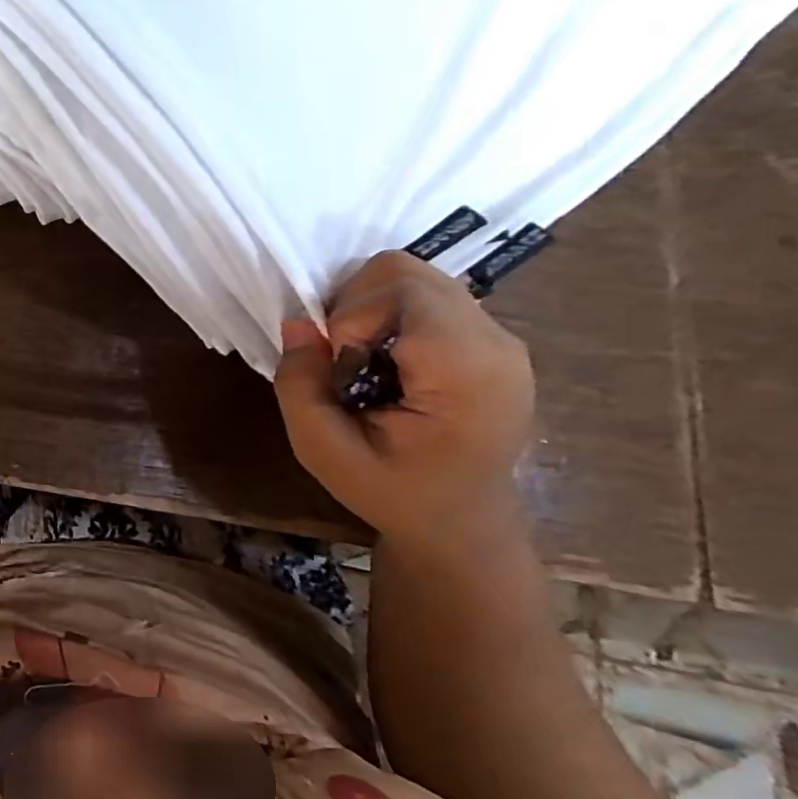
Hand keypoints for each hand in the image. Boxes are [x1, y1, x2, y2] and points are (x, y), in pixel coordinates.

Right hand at [272, 250, 533, 546]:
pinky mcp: (490, 340)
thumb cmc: (393, 493)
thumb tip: (297, 323)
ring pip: (414, 278)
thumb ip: (300, 385)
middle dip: (357, 305)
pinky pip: (427, 298)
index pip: (403, 289)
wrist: (461, 526)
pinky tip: (387, 363)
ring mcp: (499, 338)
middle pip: (407, 272)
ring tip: (363, 360)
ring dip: (371, 308)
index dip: (353, 315)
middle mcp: (495, 342)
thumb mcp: (323, 451)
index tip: (341, 368)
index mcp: (468, 371)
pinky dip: (391, 316)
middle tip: (343, 359)